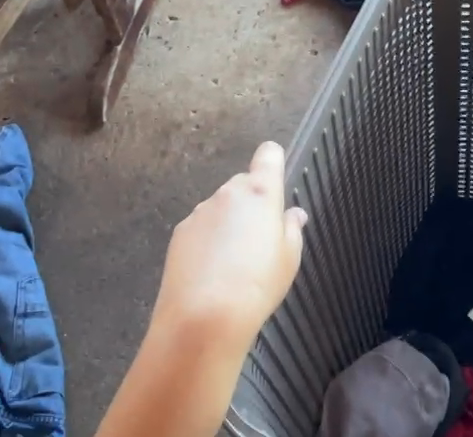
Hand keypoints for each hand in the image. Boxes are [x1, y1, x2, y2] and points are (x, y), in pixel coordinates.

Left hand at [151, 142, 307, 349]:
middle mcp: (228, 193)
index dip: (273, 164)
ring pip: (221, 207)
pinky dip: (207, 240)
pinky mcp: (180, 232)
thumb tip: (293, 214)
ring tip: (231, 264)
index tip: (275, 185)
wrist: (202, 319)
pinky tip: (209, 273)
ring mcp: (200, 211)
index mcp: (260, 192)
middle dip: (251, 203)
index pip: (269, 154)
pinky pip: (201, 227)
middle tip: (258, 240)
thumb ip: (292, 229)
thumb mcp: (289, 260)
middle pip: (244, 184)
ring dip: (228, 223)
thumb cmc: (258, 285)